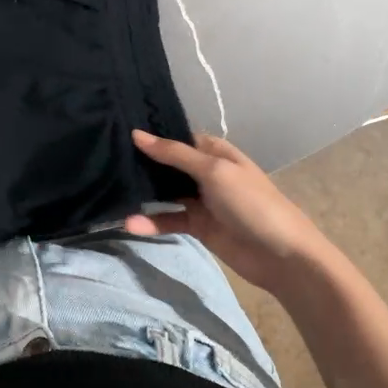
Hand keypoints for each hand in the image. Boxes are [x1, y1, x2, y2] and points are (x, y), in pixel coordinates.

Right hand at [127, 130, 333, 293]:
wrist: (284, 257)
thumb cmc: (252, 204)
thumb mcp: (213, 171)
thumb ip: (174, 154)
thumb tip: (136, 134)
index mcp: (215, 152)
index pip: (177, 137)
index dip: (152, 135)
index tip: (117, 130)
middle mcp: (205, 173)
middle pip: (167, 164)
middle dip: (141, 162)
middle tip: (104, 156)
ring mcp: (201, 201)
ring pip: (164, 192)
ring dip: (143, 193)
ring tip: (110, 189)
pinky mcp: (197, 227)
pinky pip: (168, 220)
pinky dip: (151, 222)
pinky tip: (130, 224)